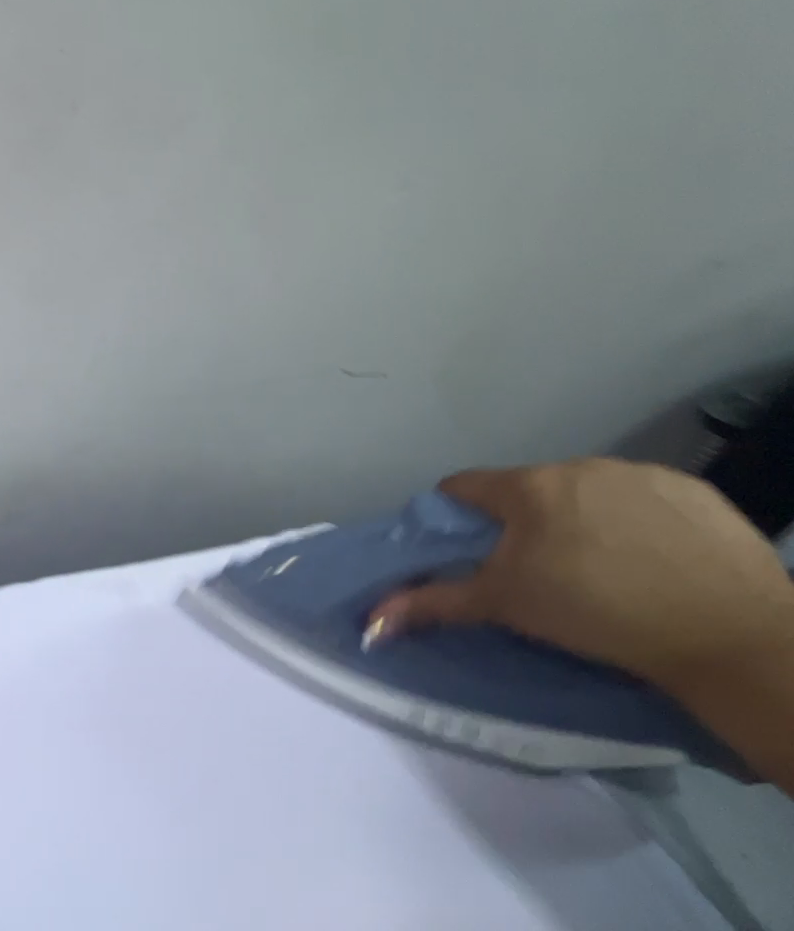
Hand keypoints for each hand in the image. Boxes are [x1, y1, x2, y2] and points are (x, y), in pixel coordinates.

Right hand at [369, 457, 793, 694]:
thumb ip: (434, 602)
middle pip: (527, 490)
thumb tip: (370, 621)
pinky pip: (644, 500)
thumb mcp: (504, 606)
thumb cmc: (596, 611)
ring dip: (578, 519)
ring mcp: (643, 475)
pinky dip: (635, 522)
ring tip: (599, 568)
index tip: (468, 550)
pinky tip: (651, 561)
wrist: (733, 636)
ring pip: (585, 492)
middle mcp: (579, 466)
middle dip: (522, 522)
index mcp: (526, 486)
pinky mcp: (697, 492)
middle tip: (536, 571)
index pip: (463, 486)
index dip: (455, 517)